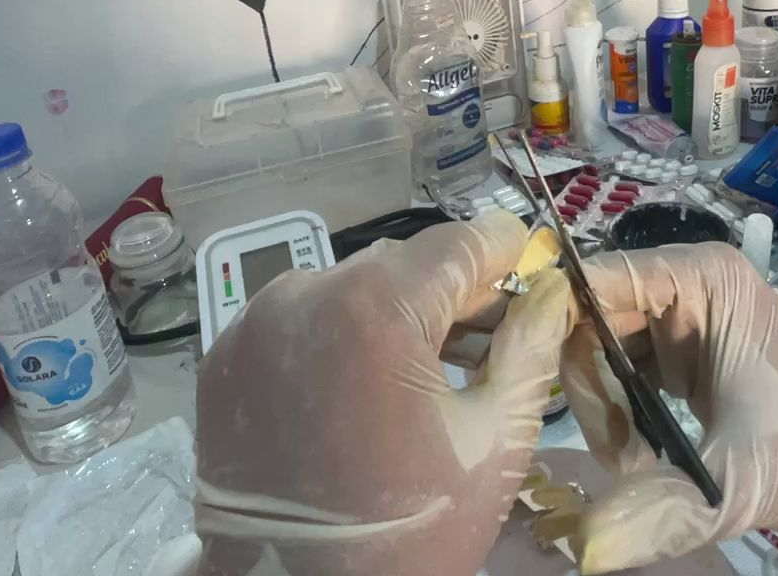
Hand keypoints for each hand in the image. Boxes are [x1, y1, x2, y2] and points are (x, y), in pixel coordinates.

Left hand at [193, 211, 571, 575]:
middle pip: (403, 265)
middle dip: (453, 289)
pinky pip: (305, 316)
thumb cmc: (407, 532)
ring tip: (429, 361)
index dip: (501, 248)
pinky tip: (366, 379)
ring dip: (395, 310)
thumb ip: (529, 349)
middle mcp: (304, 292)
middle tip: (490, 328)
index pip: (455, 244)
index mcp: (373, 307)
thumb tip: (551, 290)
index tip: (527, 259)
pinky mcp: (226, 352)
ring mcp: (255, 320)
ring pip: (351, 285)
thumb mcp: (492, 444)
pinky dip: (341, 331)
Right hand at [563, 243, 777, 574]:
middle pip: (591, 314)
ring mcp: (681, 315)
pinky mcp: (680, 348)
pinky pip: (618, 367)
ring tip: (635, 466)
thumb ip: (663, 507)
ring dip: (604, 407)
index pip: (598, 276)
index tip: (528, 378)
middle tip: (617, 457)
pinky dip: (618, 411)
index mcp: (702, 277)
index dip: (556, 318)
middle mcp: (686, 282)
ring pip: (597, 344)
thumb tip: (583, 548)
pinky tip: (640, 456)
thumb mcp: (744, 480)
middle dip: (592, 388)